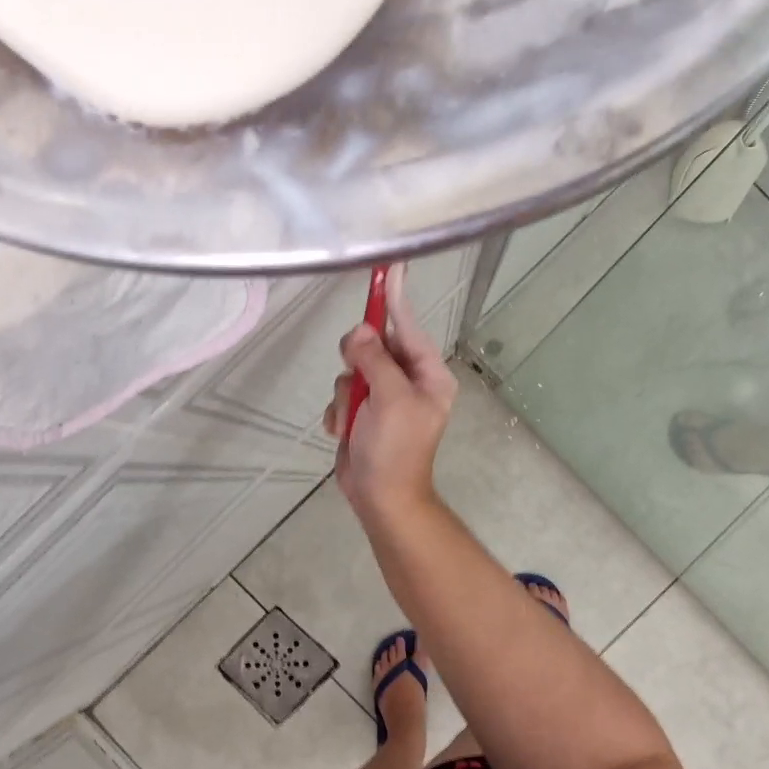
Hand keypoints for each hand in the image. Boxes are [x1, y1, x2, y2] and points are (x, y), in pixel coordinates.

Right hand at [321, 263, 457, 521]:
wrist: (381, 498)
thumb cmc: (396, 450)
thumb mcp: (390, 398)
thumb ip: (376, 359)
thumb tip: (361, 332)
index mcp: (428, 375)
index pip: (408, 327)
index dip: (394, 300)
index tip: (389, 269)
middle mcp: (408, 381)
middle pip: (374, 345)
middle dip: (359, 365)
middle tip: (359, 382)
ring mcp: (383, 397)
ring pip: (352, 371)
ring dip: (347, 396)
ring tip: (355, 420)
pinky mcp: (362, 413)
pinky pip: (343, 394)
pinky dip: (339, 413)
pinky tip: (346, 432)